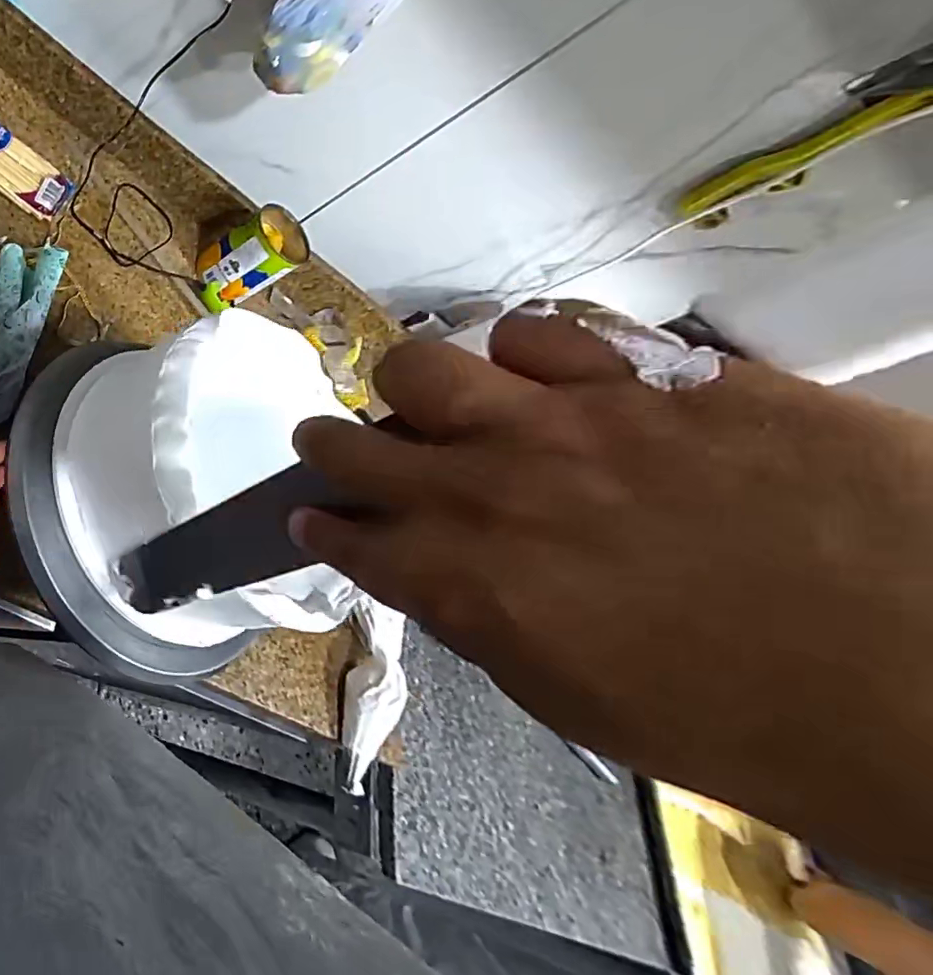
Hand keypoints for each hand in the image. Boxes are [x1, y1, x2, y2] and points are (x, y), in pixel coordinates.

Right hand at [291, 305, 932, 890]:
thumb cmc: (739, 717)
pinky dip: (524, 353)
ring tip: (443, 403)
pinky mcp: (654, 379)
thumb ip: (465, 614)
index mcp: (459, 579)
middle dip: (324, 446)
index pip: (341, 537)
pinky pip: (544, 332)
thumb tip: (419, 567)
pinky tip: (542, 378)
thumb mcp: (562, 691)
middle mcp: (484, 493)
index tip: (310, 519)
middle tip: (335, 445)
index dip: (317, 527)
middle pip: (348, 445)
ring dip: (411, 389)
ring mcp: (565, 426)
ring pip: (419, 366)